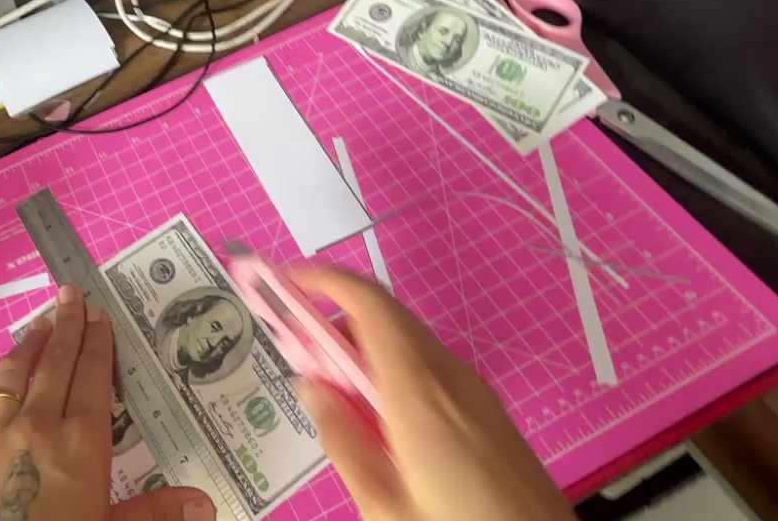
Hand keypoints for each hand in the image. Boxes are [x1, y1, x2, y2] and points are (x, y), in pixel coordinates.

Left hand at [0, 283, 215, 520]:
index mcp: (81, 441)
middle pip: (54, 363)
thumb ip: (155, 513)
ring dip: (27, 345)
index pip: (92, 375)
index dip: (97, 341)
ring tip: (37, 324)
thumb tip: (206, 503)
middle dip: (65, 325)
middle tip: (69, 294)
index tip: (98, 313)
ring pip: (11, 375)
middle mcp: (35, 425)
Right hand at [291, 266, 573, 520]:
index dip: (324, 280)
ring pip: (406, 341)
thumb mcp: (384, 505)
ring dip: (364, 345)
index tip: (288, 281)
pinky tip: (382, 416)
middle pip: (384, 315)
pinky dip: (392, 366)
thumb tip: (313, 387)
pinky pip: (429, 366)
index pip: (368, 302)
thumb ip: (342, 439)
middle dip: (335, 316)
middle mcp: (448, 373)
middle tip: (300, 347)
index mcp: (417, 387)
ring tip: (335, 389)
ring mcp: (475, 390)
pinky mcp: (489, 411)